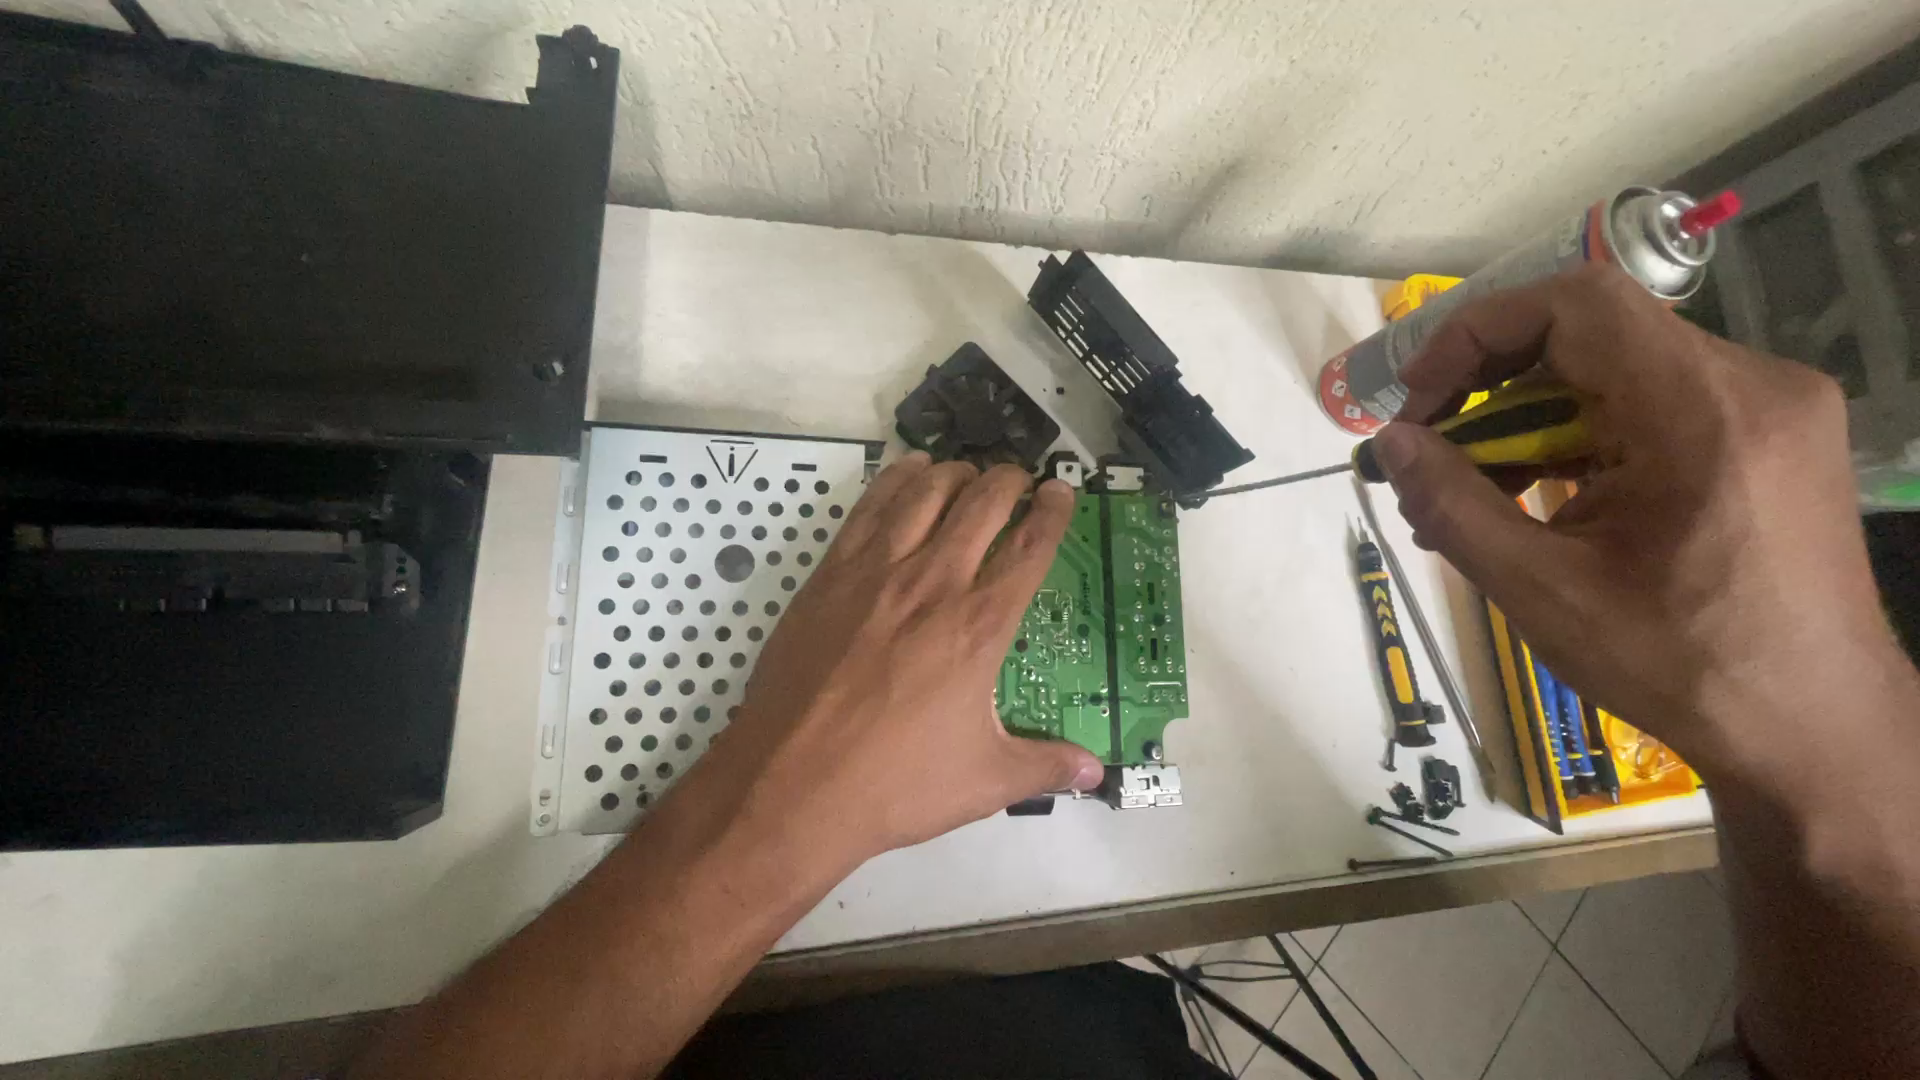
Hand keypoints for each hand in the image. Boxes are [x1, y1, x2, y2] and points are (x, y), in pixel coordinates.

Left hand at [692, 453, 1103, 868]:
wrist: (791, 783)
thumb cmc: (894, 783)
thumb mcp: (984, 781)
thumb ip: (1046, 766)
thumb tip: (1095, 772)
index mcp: (979, 626)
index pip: (1030, 548)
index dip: (1052, 512)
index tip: (1061, 492)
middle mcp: (933, 583)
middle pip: (982, 505)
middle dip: (1008, 481)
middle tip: (1019, 479)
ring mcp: (876, 572)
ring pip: (925, 493)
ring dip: (956, 474)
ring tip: (969, 473)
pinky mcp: (830, 573)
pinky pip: (869, 506)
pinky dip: (896, 479)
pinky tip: (909, 471)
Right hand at [1372, 264, 1908, 781]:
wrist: (1816, 731)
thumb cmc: (1679, 664)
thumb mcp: (1539, 589)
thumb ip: (1452, 505)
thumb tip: (1388, 443)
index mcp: (1705, 412)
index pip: (1576, 304)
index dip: (1474, 334)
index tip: (1417, 400)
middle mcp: (1748, 386)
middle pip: (1585, 333)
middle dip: (1483, 382)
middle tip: (1424, 447)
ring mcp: (1759, 410)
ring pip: (1604, 370)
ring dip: (1516, 416)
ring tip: (1459, 487)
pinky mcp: (1753, 440)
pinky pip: (1636, 407)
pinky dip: (1562, 439)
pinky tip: (1519, 495)